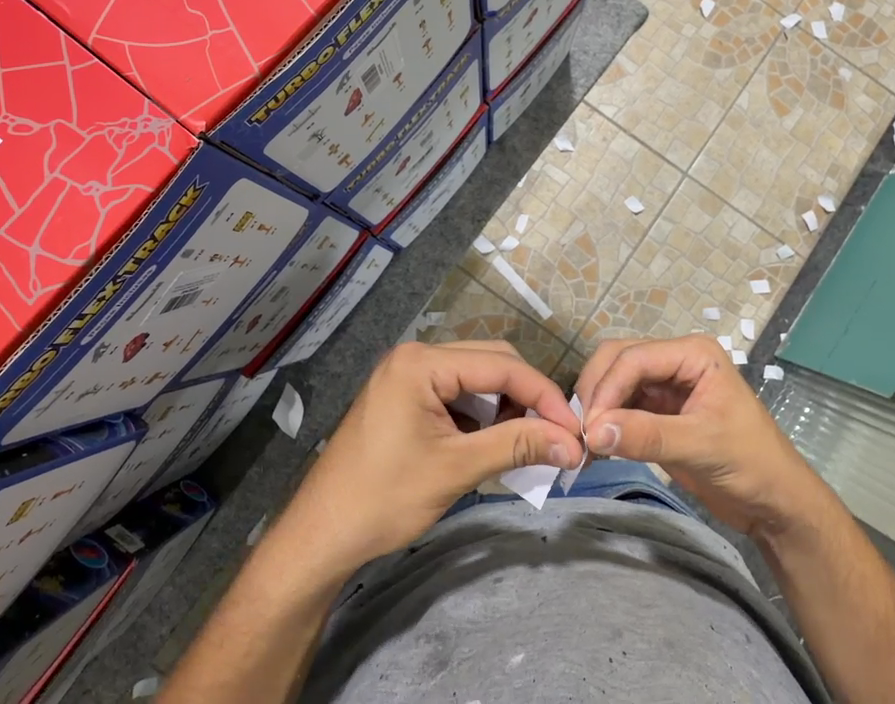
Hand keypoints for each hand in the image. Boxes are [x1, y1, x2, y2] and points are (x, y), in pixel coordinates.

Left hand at [272, 340, 583, 573]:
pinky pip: (456, 397)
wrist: (320, 537)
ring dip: (506, 409)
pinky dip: (482, 418)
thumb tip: (572, 443)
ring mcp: (406, 378)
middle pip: (491, 364)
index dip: (543, 395)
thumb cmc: (384, 498)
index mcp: (421, 363)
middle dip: (527, 399)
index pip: (501, 366)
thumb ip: (517, 445)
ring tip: (529, 444)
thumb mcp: (457, 469)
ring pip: (476, 381)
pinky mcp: (404, 400)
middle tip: (556, 437)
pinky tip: (495, 444)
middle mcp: (415, 358)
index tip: (574, 429)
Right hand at [575, 335, 825, 536]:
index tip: (588, 429)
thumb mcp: (702, 446)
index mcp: (693, 354)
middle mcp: (675, 362)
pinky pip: (620, 410)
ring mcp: (665, 388)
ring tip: (584, 446)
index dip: (607, 389)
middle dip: (596, 393)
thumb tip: (594, 431)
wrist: (775, 502)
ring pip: (614, 384)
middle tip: (581, 435)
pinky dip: (604, 426)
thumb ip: (648, 435)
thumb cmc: (752, 464)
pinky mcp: (658, 414)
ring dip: (596, 410)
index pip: (634, 358)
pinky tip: (595, 450)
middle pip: (617, 361)